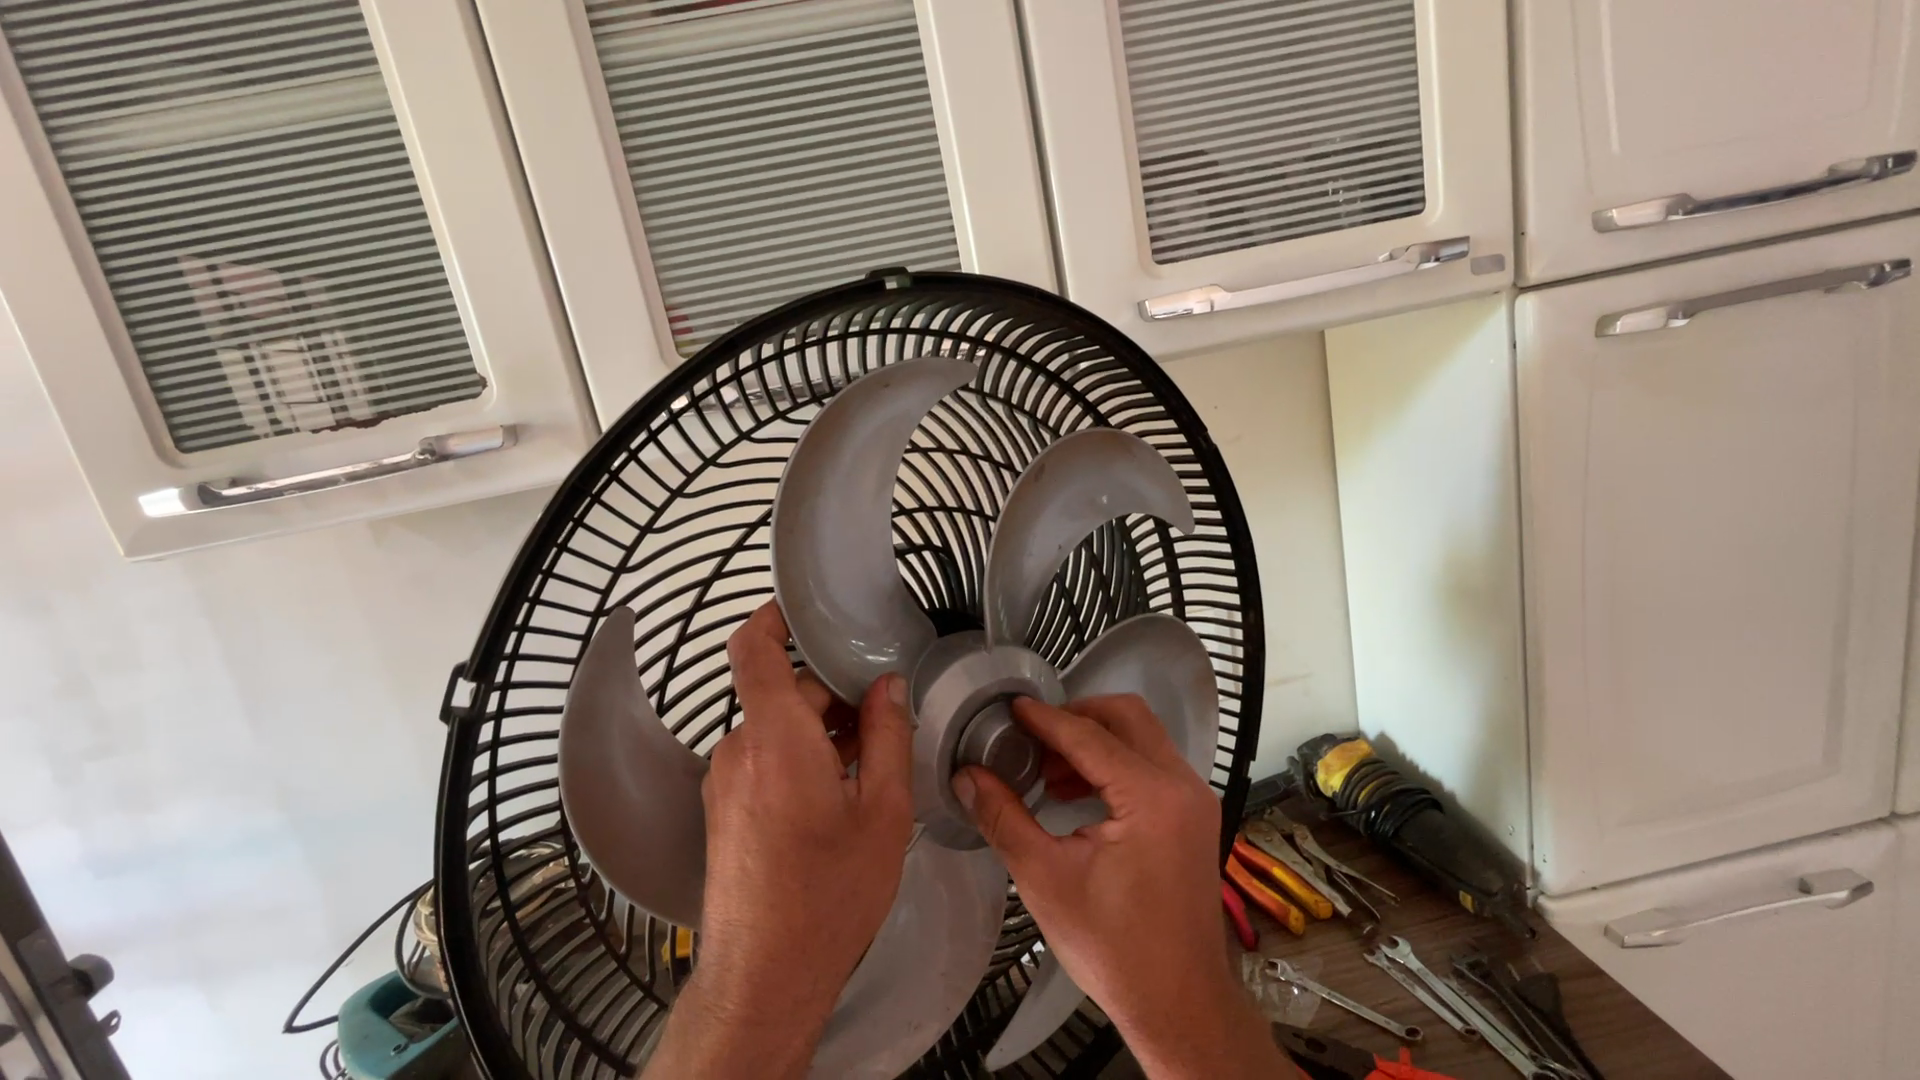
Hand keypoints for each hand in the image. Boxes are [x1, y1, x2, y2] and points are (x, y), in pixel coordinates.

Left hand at [645, 602, 914, 1078]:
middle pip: (782, 691)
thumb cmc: (827, 898)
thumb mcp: (883, 811)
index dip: (772, 616)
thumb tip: (888, 689)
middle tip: (881, 718)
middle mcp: (740, 751)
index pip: (753, 649)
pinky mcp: (723, 808)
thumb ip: (888, 736)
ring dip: (818, 731)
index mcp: (777, 739)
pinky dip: (799, 758)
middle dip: (831, 695)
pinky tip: (837, 794)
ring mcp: (726, 782)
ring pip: (775, 728)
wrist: (766, 973)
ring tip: (867, 766)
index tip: (804, 610)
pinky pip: (762, 758)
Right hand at [952, 695, 1285, 1078]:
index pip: (1089, 736)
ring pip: (1142, 738)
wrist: (1179, 1004)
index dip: (1044, 719)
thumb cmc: (1114, 947)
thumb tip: (967, 777)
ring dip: (1094, 742)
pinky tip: (1075, 793)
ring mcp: (1195, 801)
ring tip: (1046, 772)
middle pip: (1127, 717)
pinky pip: (1152, 766)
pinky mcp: (1194, 818)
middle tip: (1031, 738)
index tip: (1009, 708)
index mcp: (1151, 797)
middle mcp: (1182, 786)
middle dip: (1076, 718)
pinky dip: (1114, 764)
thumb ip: (1003, 818)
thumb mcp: (1045, 879)